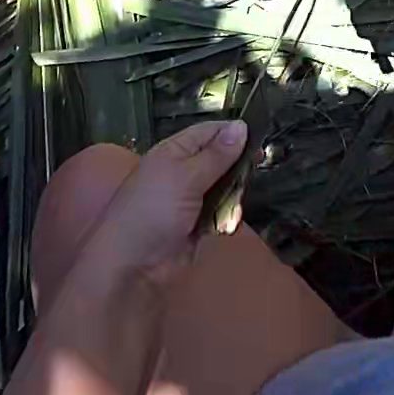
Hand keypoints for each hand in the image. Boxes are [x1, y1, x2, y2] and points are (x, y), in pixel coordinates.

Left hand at [77, 120, 247, 286]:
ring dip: (233, 196)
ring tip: (232, 208)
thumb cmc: (154, 212)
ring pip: (226, 186)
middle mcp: (183, 171)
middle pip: (221, 159)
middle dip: (237, 167)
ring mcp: (190, 199)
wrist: (133, 268)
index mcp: (174, 152)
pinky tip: (225, 227)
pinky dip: (226, 218)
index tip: (260, 137)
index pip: (209, 131)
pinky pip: (221, 212)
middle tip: (253, 171)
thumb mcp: (186, 176)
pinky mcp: (197, 224)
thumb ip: (216, 154)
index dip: (233, 132)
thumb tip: (241, 126)